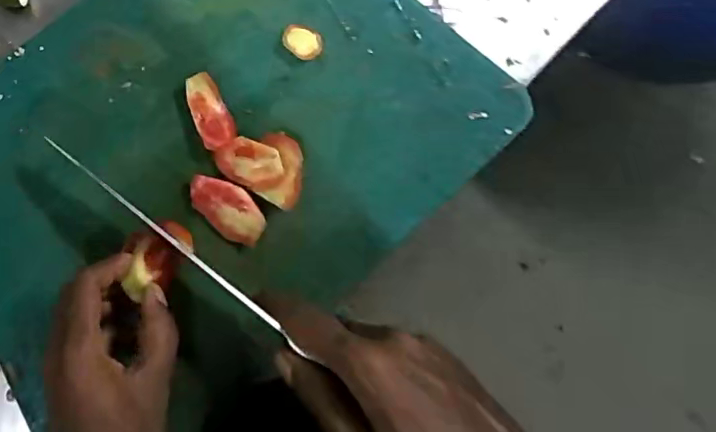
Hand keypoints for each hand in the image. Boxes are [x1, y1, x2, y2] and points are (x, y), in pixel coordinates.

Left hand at [45, 253, 177, 431]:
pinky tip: (124, 334)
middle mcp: (55, 346)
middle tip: (136, 280)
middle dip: (105, 281)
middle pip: (73, 295)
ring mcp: (52, 361)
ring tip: (136, 305)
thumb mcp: (153, 386)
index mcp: (74, 345)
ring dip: (100, 302)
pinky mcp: (57, 374)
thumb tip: (155, 292)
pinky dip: (94, 322)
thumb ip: (159, 334)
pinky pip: (71, 332)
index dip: (108, 266)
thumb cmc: (128, 431)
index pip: (83, 285)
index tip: (135, 261)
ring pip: (71, 313)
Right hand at [265, 295, 521, 431]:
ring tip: (373, 410)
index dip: (275, 306)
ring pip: (375, 345)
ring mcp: (433, 349)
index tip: (255, 301)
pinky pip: (407, 356)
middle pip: (342, 333)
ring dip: (363, 365)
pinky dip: (394, 372)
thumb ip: (322, 403)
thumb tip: (284, 357)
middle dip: (328, 354)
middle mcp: (397, 338)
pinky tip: (409, 413)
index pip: (305, 316)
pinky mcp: (460, 365)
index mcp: (370, 359)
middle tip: (325, 391)